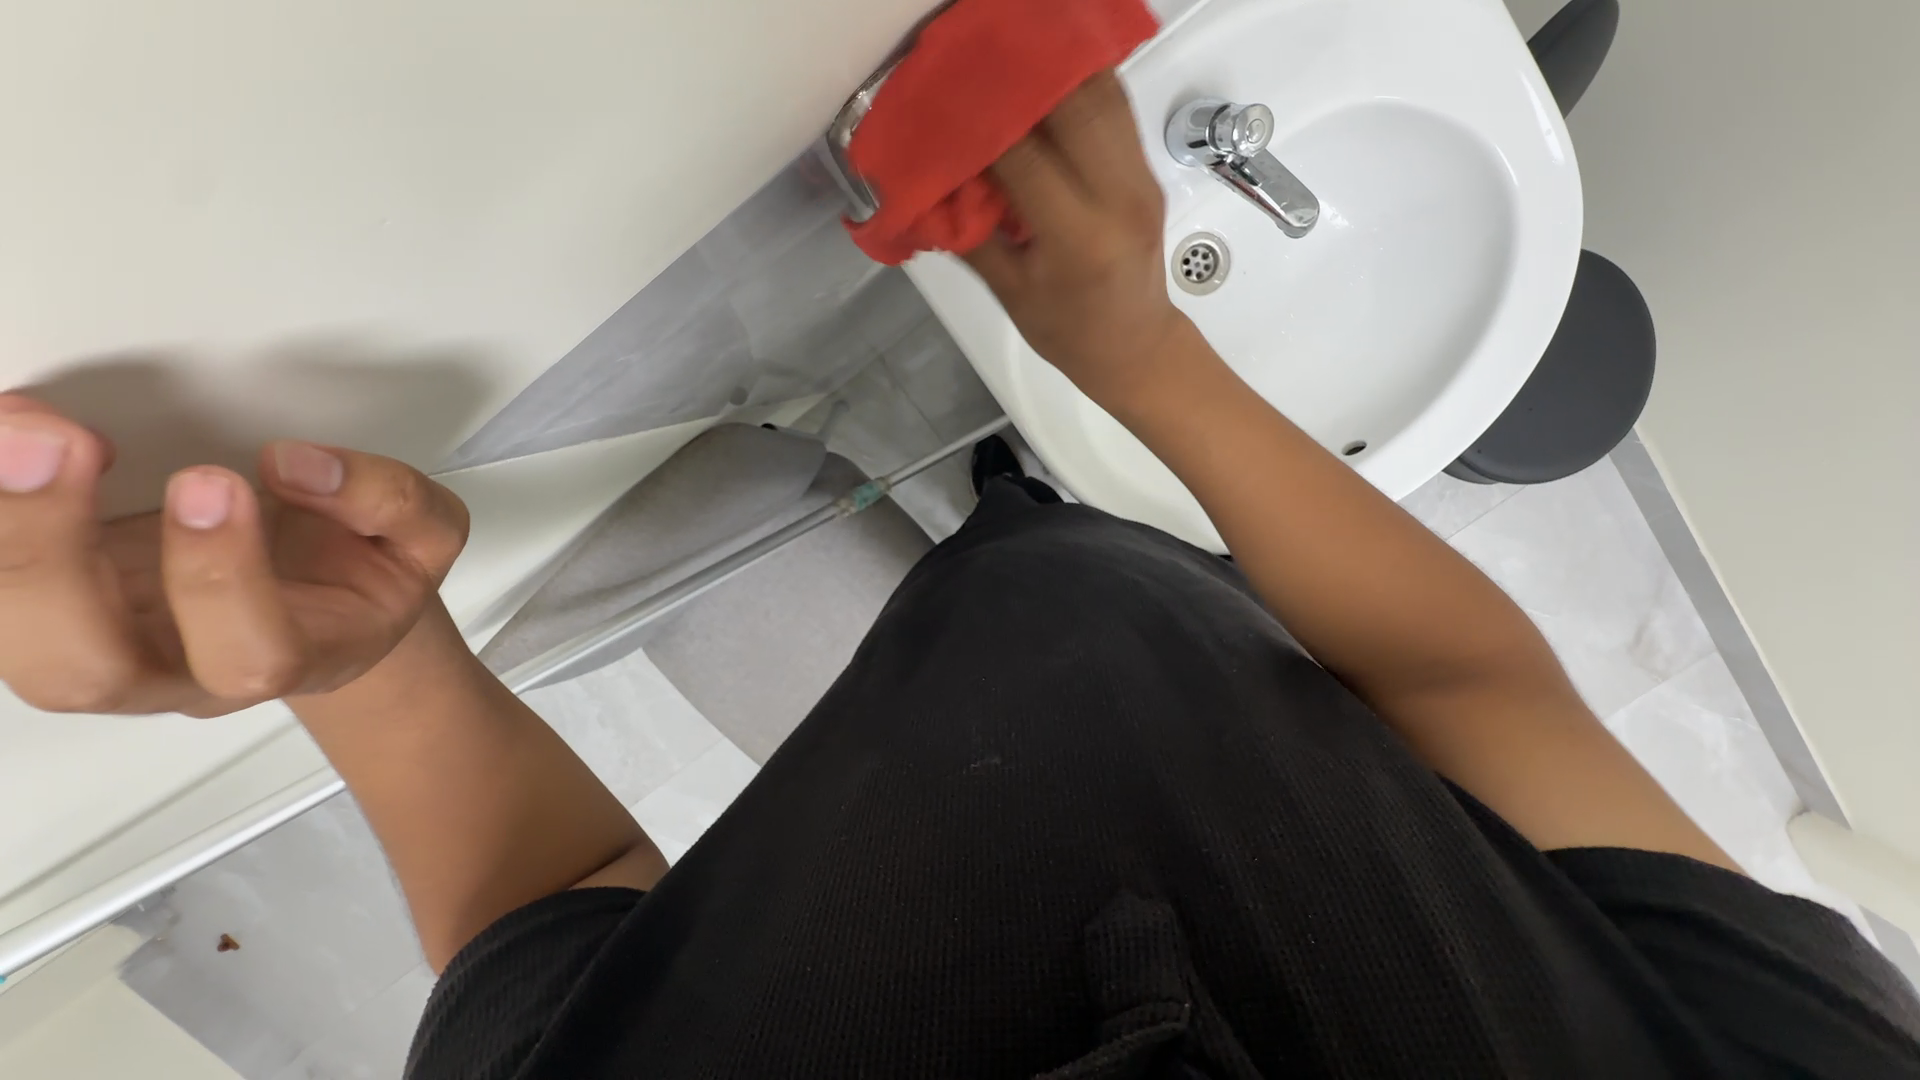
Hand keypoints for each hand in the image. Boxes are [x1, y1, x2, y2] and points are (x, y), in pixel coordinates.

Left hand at [0, 394, 469, 716]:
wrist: (323, 607)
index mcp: (293, 656)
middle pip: (84, 671)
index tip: (216, 478)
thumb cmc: (366, 577)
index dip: (221, 576)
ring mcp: (104, 644)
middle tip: (60, 447)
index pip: (249, 654)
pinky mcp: (49, 608)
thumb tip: (298, 465)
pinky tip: (5, 441)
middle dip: (49, 558)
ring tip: (23, 432)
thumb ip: (391, 501)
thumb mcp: (425, 536)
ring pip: (8, 640)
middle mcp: (182, 672)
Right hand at [963, 71, 1196, 408]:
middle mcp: (1119, 198)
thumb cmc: (1068, 333)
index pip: (1023, 156)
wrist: (1135, 346)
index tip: (944, 114)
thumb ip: (972, 236)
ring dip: (1053, 77)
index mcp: (1079, 239)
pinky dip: (1078, 90)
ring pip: (1101, 93)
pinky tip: (1044, 95)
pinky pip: (1114, 108)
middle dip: (1020, 85)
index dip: (980, 128)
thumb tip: (932, 186)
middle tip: (977, 84)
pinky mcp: (1148, 170)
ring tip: (1009, 82)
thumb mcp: (1010, 292)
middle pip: (1073, 104)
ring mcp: (1141, 179)